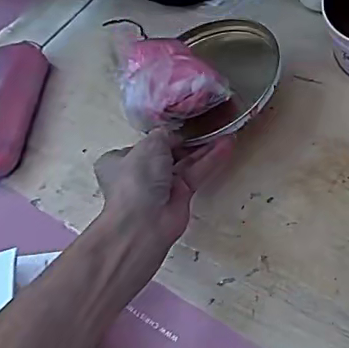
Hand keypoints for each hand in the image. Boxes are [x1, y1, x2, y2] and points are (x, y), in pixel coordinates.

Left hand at [92, 128, 232, 256]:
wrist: (143, 221)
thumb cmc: (137, 177)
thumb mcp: (149, 145)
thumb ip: (164, 135)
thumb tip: (174, 135)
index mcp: (120, 161)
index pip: (145, 145)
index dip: (163, 135)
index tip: (182, 125)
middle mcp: (140, 173)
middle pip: (169, 153)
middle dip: (189, 141)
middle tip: (211, 126)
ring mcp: (162, 186)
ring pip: (186, 163)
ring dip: (205, 149)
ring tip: (226, 133)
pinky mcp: (181, 196)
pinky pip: (197, 173)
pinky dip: (211, 160)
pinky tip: (227, 145)